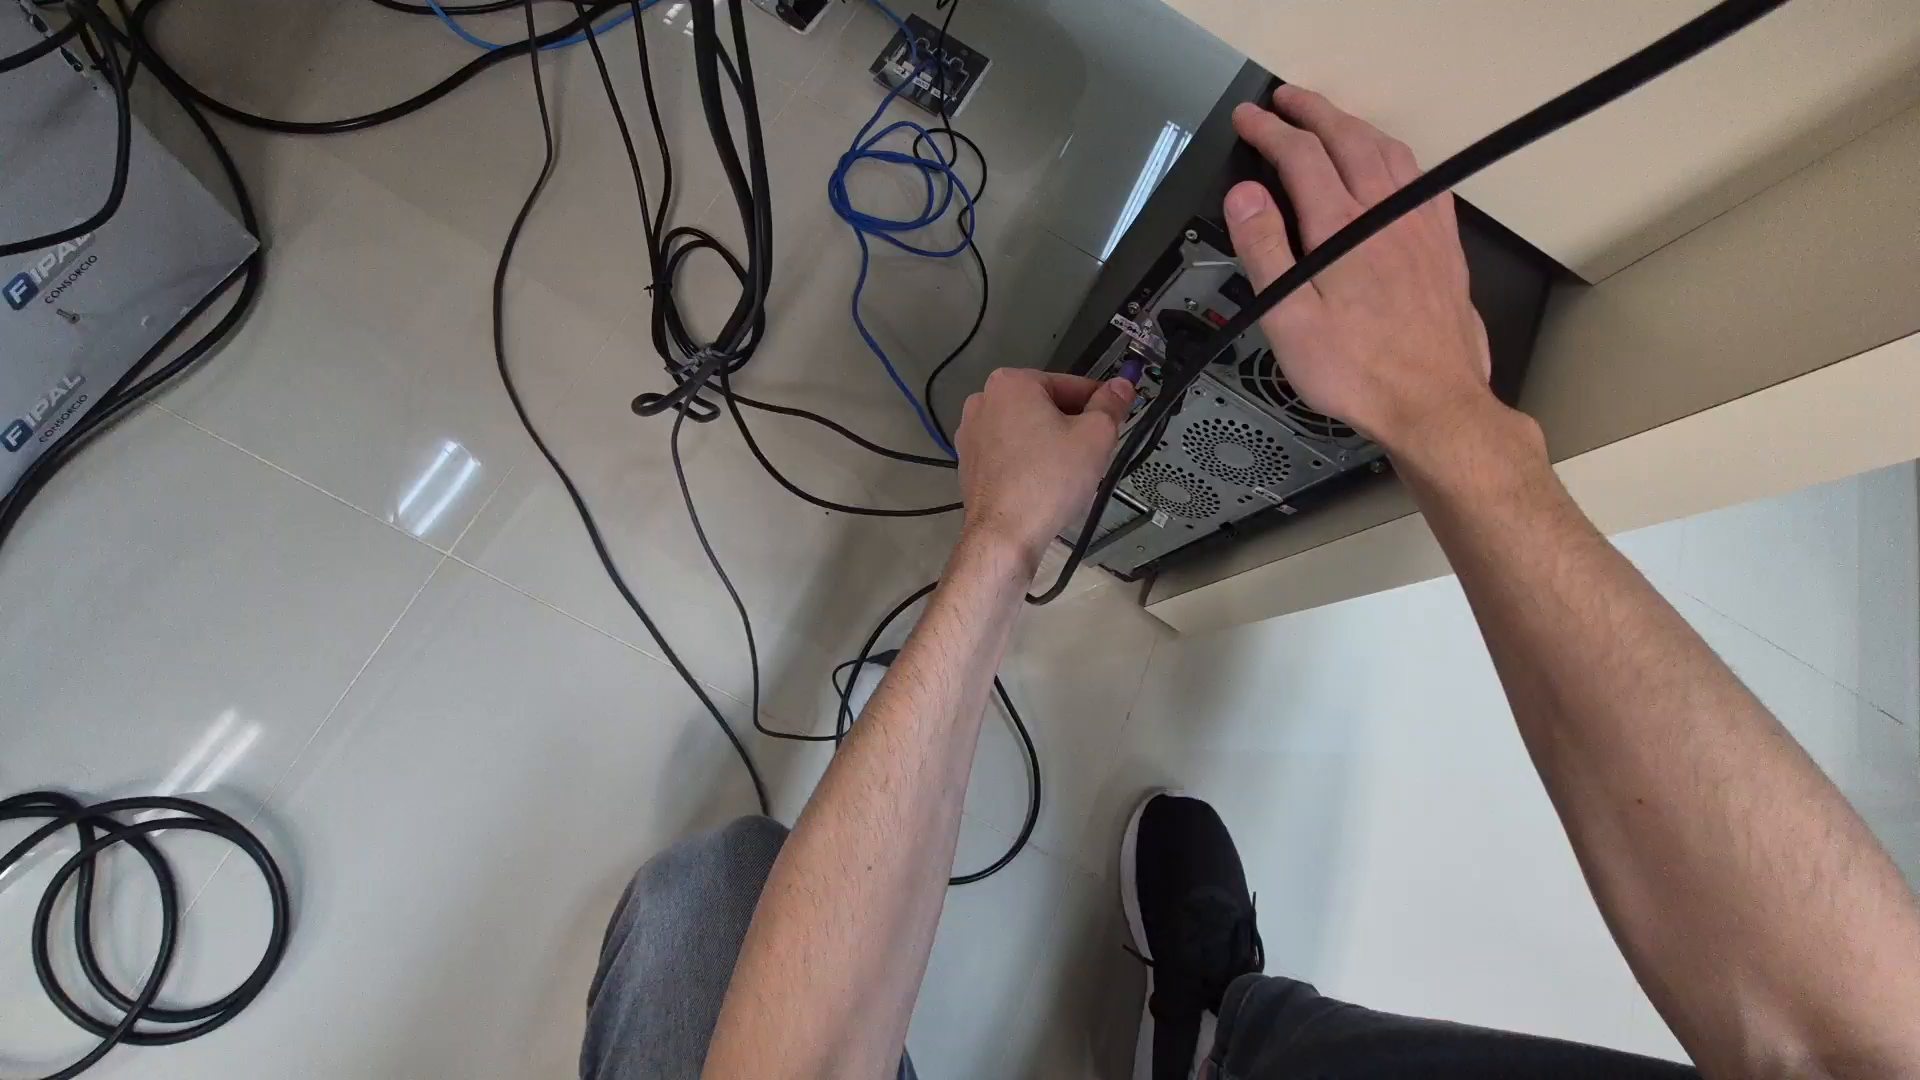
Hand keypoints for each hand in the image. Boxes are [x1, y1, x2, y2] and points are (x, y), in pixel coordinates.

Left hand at [955, 369, 1134, 564]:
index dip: (1099, 401)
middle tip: (1091, 451)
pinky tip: (1043, 483)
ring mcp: (971, 434)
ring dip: (1049, 443)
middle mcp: (983, 402)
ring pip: (1026, 430)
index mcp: (1011, 383)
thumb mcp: (1096, 436)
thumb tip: (1121, 387)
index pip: (1070, 383)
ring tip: (1067, 471)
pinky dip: (1028, 462)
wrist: (1005, 534)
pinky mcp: (969, 463)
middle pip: (1045, 405)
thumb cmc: (1047, 481)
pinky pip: (1009, 453)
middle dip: (1071, 424)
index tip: (1114, 416)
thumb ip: (1111, 405)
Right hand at [1225, 85, 1495, 453]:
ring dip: (1355, 126)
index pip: (1301, 158)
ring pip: (1389, 153)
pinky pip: (1422, 181)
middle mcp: (1386, 216)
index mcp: (1342, 230)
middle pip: (1349, 140)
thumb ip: (1266, 250)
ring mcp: (1420, 227)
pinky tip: (1392, 166)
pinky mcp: (1441, 247)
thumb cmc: (1355, 370)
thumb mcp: (1288, 318)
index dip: (1270, 133)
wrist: (1429, 400)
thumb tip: (1246, 195)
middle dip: (1312, 113)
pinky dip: (1397, 158)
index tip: (1247, 120)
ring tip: (1330, 120)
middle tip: (1284, 101)